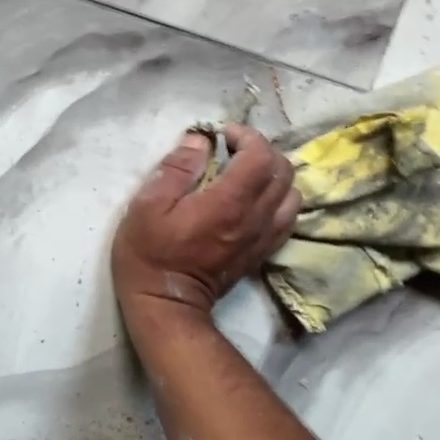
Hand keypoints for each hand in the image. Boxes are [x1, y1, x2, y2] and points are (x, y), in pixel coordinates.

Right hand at [112, 124, 299, 318]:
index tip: (220, 134)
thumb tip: (199, 140)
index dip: (246, 136)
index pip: (260, 156)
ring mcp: (263, 237)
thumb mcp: (147, 205)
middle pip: (283, 171)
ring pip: (292, 194)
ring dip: (273, 175)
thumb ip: (176, 168)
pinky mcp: (262, 251)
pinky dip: (277, 199)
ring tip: (244, 173)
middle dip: (261, 151)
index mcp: (228, 202)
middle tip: (231, 150)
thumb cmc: (149, 253)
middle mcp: (255, 218)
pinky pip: (287, 217)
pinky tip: (252, 200)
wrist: (165, 305)